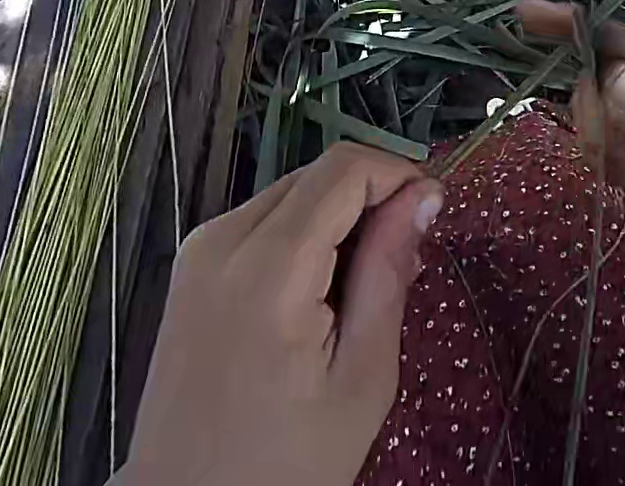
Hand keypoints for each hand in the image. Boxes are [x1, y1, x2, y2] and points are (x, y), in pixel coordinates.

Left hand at [119, 143, 443, 485]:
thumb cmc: (287, 462)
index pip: (344, 168)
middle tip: (406, 252)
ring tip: (365, 275)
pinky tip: (320, 281)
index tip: (431, 206)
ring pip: (295, 188)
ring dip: (341, 212)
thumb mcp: (363, 374)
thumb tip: (425, 193)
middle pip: (319, 173)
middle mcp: (224, 236)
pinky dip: (306, 228)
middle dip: (372, 195)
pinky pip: (266, 213)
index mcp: (268, 267)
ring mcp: (201, 244)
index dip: (396, 172)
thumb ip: (390, 268)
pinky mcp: (193, 257)